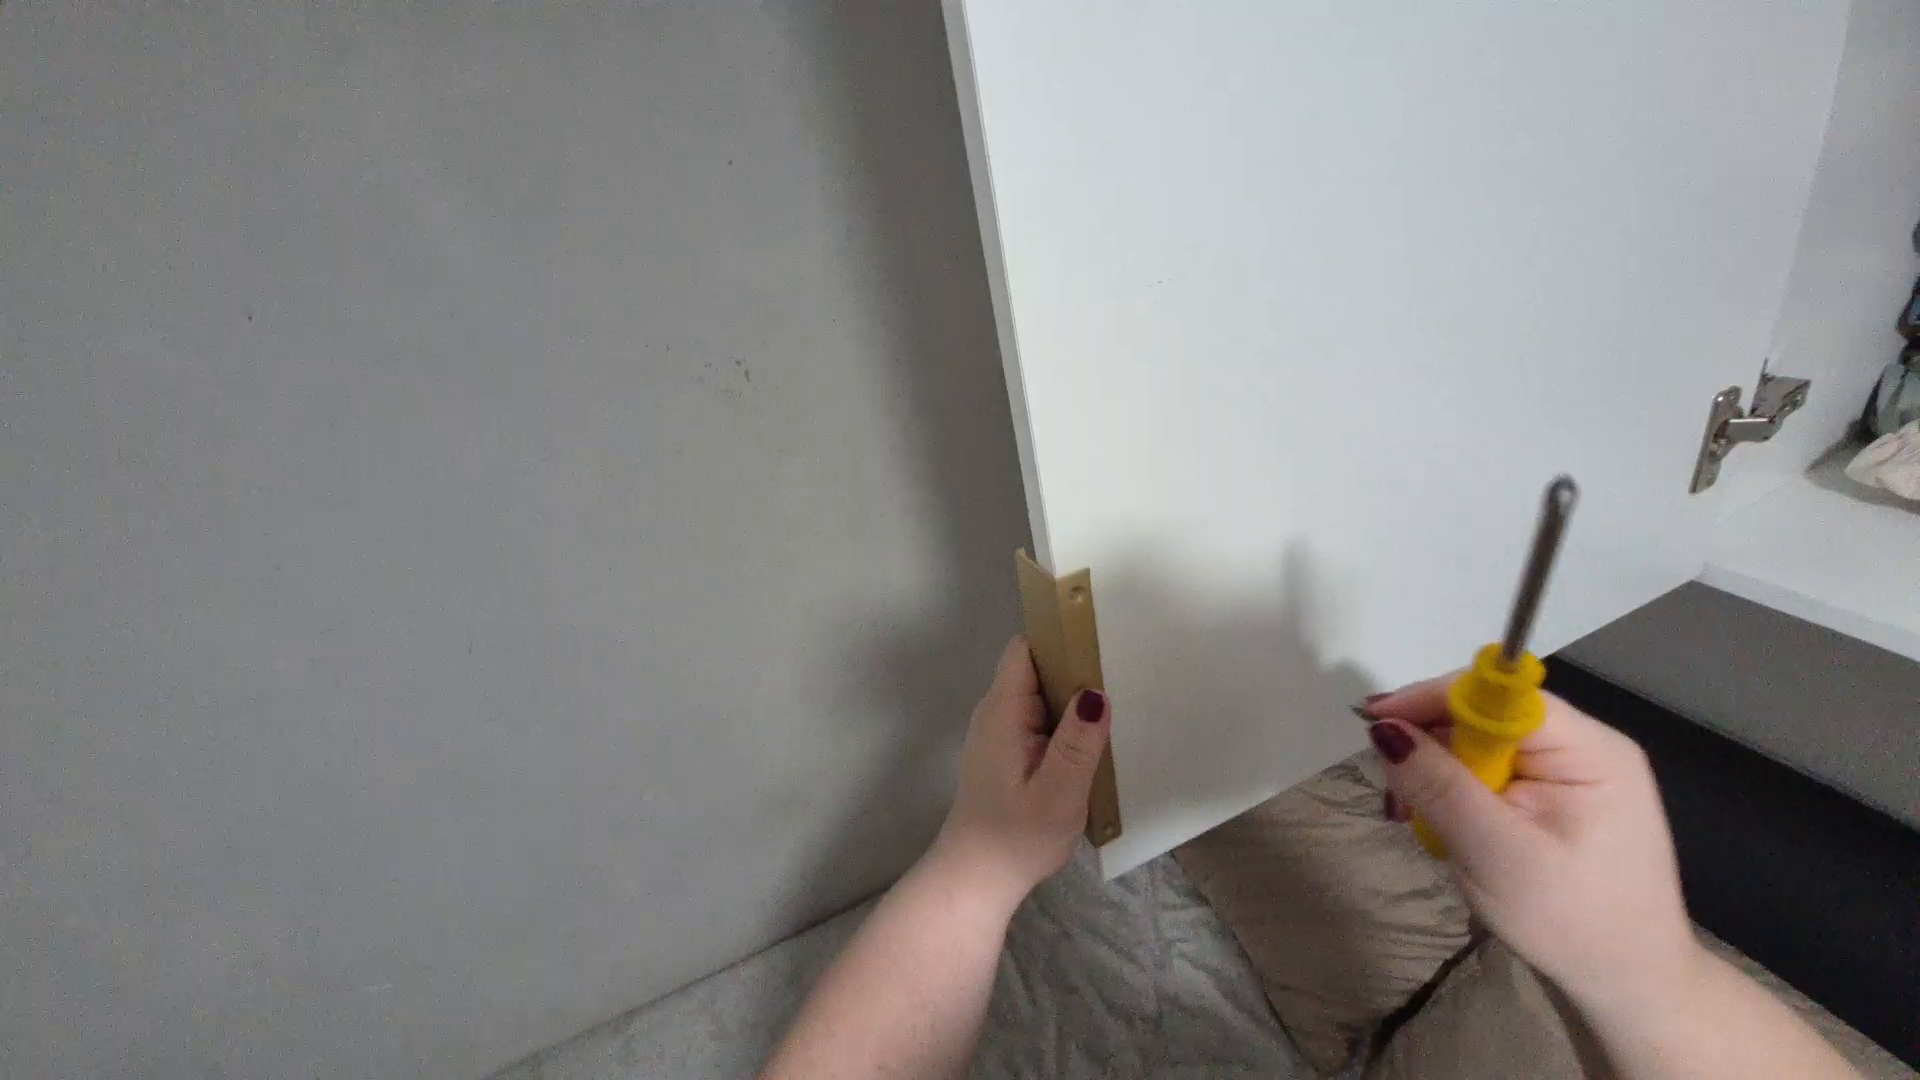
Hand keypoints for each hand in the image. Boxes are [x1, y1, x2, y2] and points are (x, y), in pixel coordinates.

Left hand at [928, 636, 1109, 910]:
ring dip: (1071, 697)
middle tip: (1120, 676)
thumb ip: (1078, 741)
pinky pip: (1037, 717)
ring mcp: (999, 730)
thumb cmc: (1016, 836)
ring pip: (1039, 693)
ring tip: (1114, 704)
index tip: (1099, 639)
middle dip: (1074, 667)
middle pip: (1036, 667)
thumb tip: (1097, 691)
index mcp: (1003, 711)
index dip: (1059, 637)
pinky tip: (1089, 738)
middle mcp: (996, 711)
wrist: (978, 878)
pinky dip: (1062, 720)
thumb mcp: (1059, 792)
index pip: (1026, 649)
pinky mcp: (1007, 750)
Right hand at [1364, 677, 1705, 1016]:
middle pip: (1479, 715)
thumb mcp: (1495, 852)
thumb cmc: (1571, 921)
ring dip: (1433, 772)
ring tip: (1413, 815)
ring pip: (1472, 742)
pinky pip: (1482, 768)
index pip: (1495, 695)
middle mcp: (1579, 747)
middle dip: (1427, 746)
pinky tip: (1438, 820)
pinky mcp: (1548, 794)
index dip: (1431, 700)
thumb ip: (1438, 785)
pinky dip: (1449, 789)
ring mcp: (1565, 771)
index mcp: (1588, 750)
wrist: (1628, 987)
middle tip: (1394, 794)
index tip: (1373, 723)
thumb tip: (1383, 728)